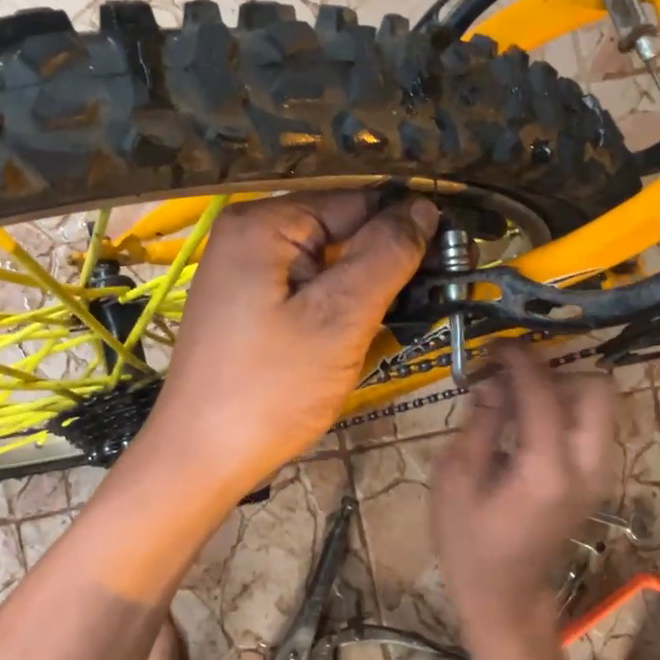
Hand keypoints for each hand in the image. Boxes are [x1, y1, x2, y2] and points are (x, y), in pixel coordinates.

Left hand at [147, 191, 437, 485]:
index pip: (357, 201)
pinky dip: (338, 307)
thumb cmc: (271, 390)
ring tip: (410, 317)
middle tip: (441, 294)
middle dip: (388, 261)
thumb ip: (386, 256)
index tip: (459, 256)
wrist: (200, 458)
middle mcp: (247, 235)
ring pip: (326, 264)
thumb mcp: (339, 319)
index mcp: (263, 223)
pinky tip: (366, 331)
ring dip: (367, 288)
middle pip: (340, 229)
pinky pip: (305, 291)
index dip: (411, 226)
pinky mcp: (246, 307)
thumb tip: (422, 207)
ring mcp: (242, 273)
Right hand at [432, 345, 619, 640]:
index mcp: (547, 470)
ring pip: (599, 406)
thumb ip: (480, 425)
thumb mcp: (456, 481)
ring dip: (562, 391)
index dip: (518, 361)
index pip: (543, 392)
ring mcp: (599, 476)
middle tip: (512, 380)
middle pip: (597, 389)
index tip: (495, 347)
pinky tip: (525, 426)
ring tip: (514, 402)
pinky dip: (564, 413)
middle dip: (555, 373)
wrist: (506, 600)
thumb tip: (493, 383)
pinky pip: (591, 428)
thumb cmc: (469, 546)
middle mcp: (587, 468)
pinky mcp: (596, 482)